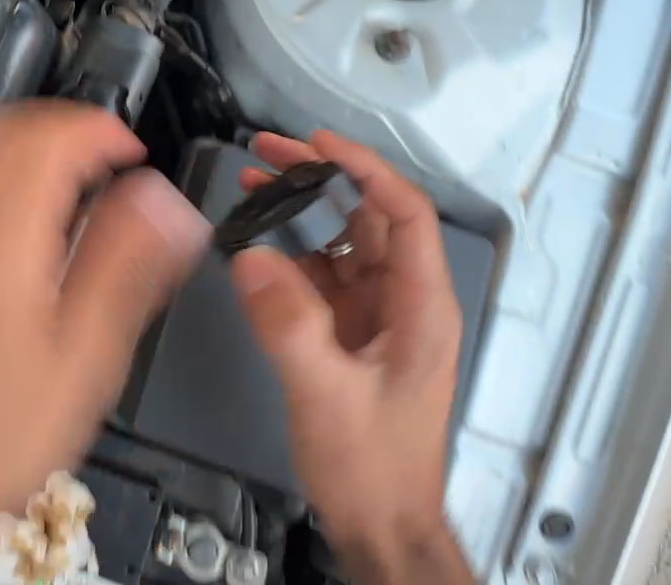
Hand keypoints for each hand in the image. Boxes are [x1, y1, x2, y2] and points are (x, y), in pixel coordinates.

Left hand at [0, 103, 210, 584]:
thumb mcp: (86, 357)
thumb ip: (127, 266)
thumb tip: (162, 201)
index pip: (46, 139)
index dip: (98, 129)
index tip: (132, 150)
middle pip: (6, 130)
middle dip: (66, 128)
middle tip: (111, 157)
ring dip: (35, 152)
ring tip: (80, 188)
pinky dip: (4, 181)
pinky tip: (31, 227)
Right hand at [231, 130, 471, 583]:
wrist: (379, 527)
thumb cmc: (372, 466)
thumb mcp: (327, 396)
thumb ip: (289, 326)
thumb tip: (251, 257)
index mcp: (420, 306)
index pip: (403, 213)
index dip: (365, 169)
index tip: (317, 143)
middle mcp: (401, 299)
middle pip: (367, 216)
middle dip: (320, 177)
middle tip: (266, 152)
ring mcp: (373, 314)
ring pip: (340, 240)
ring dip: (300, 209)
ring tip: (254, 182)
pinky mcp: (346, 331)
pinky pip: (318, 274)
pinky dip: (287, 251)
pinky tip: (255, 242)